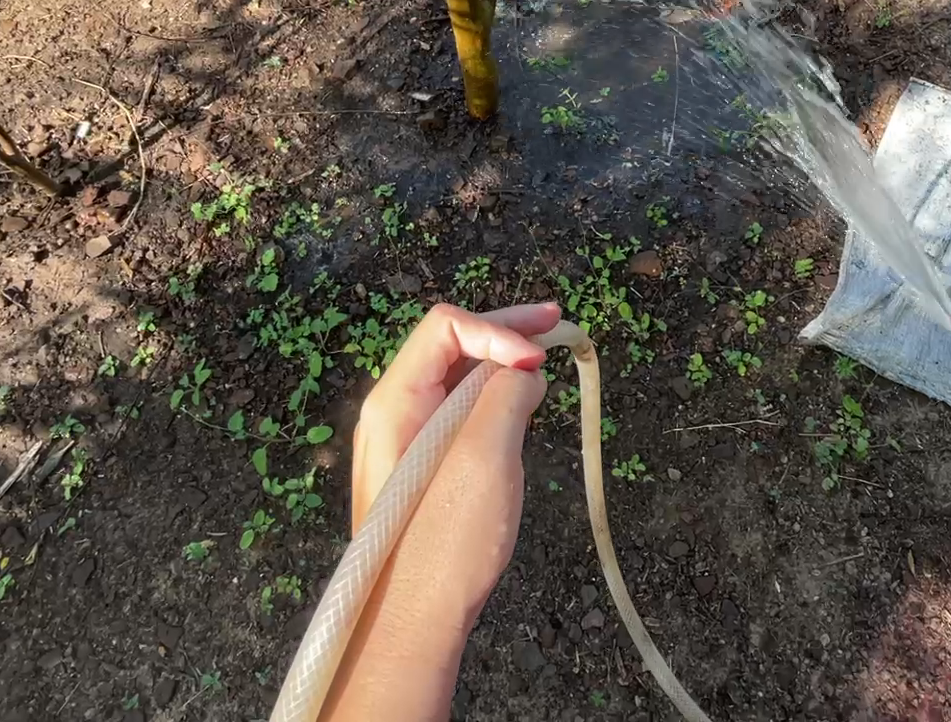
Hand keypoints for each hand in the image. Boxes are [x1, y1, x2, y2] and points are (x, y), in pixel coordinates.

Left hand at [325, 301, 557, 721]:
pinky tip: (525, 397)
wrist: (410, 629)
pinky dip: (497, 394)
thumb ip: (507, 394)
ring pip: (460, 377)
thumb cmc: (445, 538)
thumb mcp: (484, 455)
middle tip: (554, 321)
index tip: (539, 359)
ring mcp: (409, 437)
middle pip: (453, 344)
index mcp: (395, 398)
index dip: (497, 330)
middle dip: (506, 330)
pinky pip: (462, 410)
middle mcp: (395, 408)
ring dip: (505, 359)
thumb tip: (525, 372)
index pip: (446, 327)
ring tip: (547, 354)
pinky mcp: (427, 464)